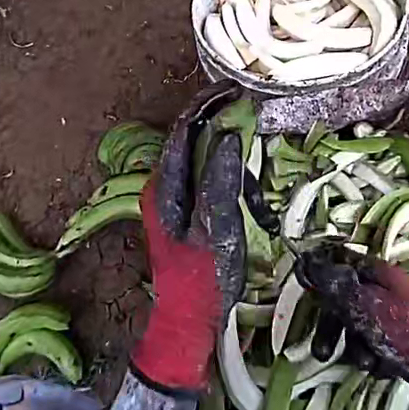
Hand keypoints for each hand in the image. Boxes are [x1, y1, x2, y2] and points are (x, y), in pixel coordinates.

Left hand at [129, 83, 247, 393]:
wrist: (185, 321)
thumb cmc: (201, 279)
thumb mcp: (216, 231)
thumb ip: (220, 182)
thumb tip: (229, 136)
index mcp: (164, 187)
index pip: (182, 131)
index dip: (205, 105)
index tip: (232, 87)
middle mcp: (162, 185)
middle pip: (186, 136)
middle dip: (213, 113)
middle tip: (244, 95)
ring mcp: (171, 196)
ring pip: (193, 151)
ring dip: (216, 131)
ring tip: (245, 114)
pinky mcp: (183, 207)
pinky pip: (200, 170)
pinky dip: (218, 155)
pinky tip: (239, 151)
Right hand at [296, 245, 408, 409]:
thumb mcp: (366, 309)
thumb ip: (334, 284)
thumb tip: (305, 259)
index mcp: (376, 272)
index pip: (337, 263)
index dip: (318, 276)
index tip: (302, 292)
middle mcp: (384, 288)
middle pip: (343, 299)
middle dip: (333, 327)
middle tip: (321, 353)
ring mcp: (394, 315)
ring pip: (357, 326)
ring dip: (355, 347)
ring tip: (366, 364)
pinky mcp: (402, 340)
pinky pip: (375, 343)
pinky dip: (374, 357)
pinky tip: (383, 369)